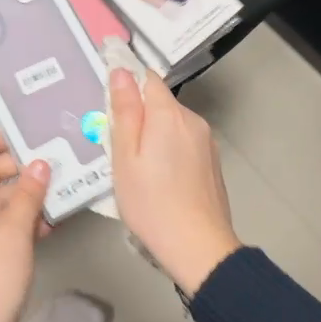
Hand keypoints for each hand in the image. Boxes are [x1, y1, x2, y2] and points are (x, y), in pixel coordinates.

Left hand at [0, 129, 51, 321]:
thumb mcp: (13, 231)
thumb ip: (28, 195)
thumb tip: (41, 163)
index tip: (22, 126)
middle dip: (21, 168)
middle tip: (53, 154)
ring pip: (5, 201)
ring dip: (30, 195)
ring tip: (62, 182)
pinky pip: (10, 224)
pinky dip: (29, 219)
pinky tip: (55, 216)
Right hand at [108, 68, 240, 293]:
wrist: (199, 249)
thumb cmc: (152, 202)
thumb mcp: (125, 156)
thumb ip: (125, 111)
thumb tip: (121, 72)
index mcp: (169, 115)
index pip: (147, 78)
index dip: (126, 83)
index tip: (108, 103)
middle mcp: (193, 121)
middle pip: (160, 102)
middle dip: (138, 114)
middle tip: (116, 143)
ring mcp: (206, 143)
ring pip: (172, 123)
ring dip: (153, 133)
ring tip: (135, 164)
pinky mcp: (212, 163)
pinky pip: (184, 142)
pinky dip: (168, 149)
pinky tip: (159, 177)